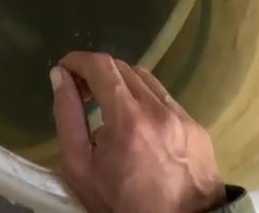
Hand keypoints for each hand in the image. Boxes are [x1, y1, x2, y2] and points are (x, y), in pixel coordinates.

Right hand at [51, 53, 226, 212]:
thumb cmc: (123, 205)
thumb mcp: (80, 168)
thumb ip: (66, 116)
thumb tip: (60, 75)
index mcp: (128, 119)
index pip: (100, 65)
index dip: (78, 60)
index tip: (65, 70)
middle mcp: (159, 110)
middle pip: (122, 67)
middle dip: (97, 72)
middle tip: (83, 92)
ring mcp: (183, 118)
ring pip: (145, 79)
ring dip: (121, 84)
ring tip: (110, 106)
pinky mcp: (198, 129)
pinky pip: (165, 99)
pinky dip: (144, 100)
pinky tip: (138, 125)